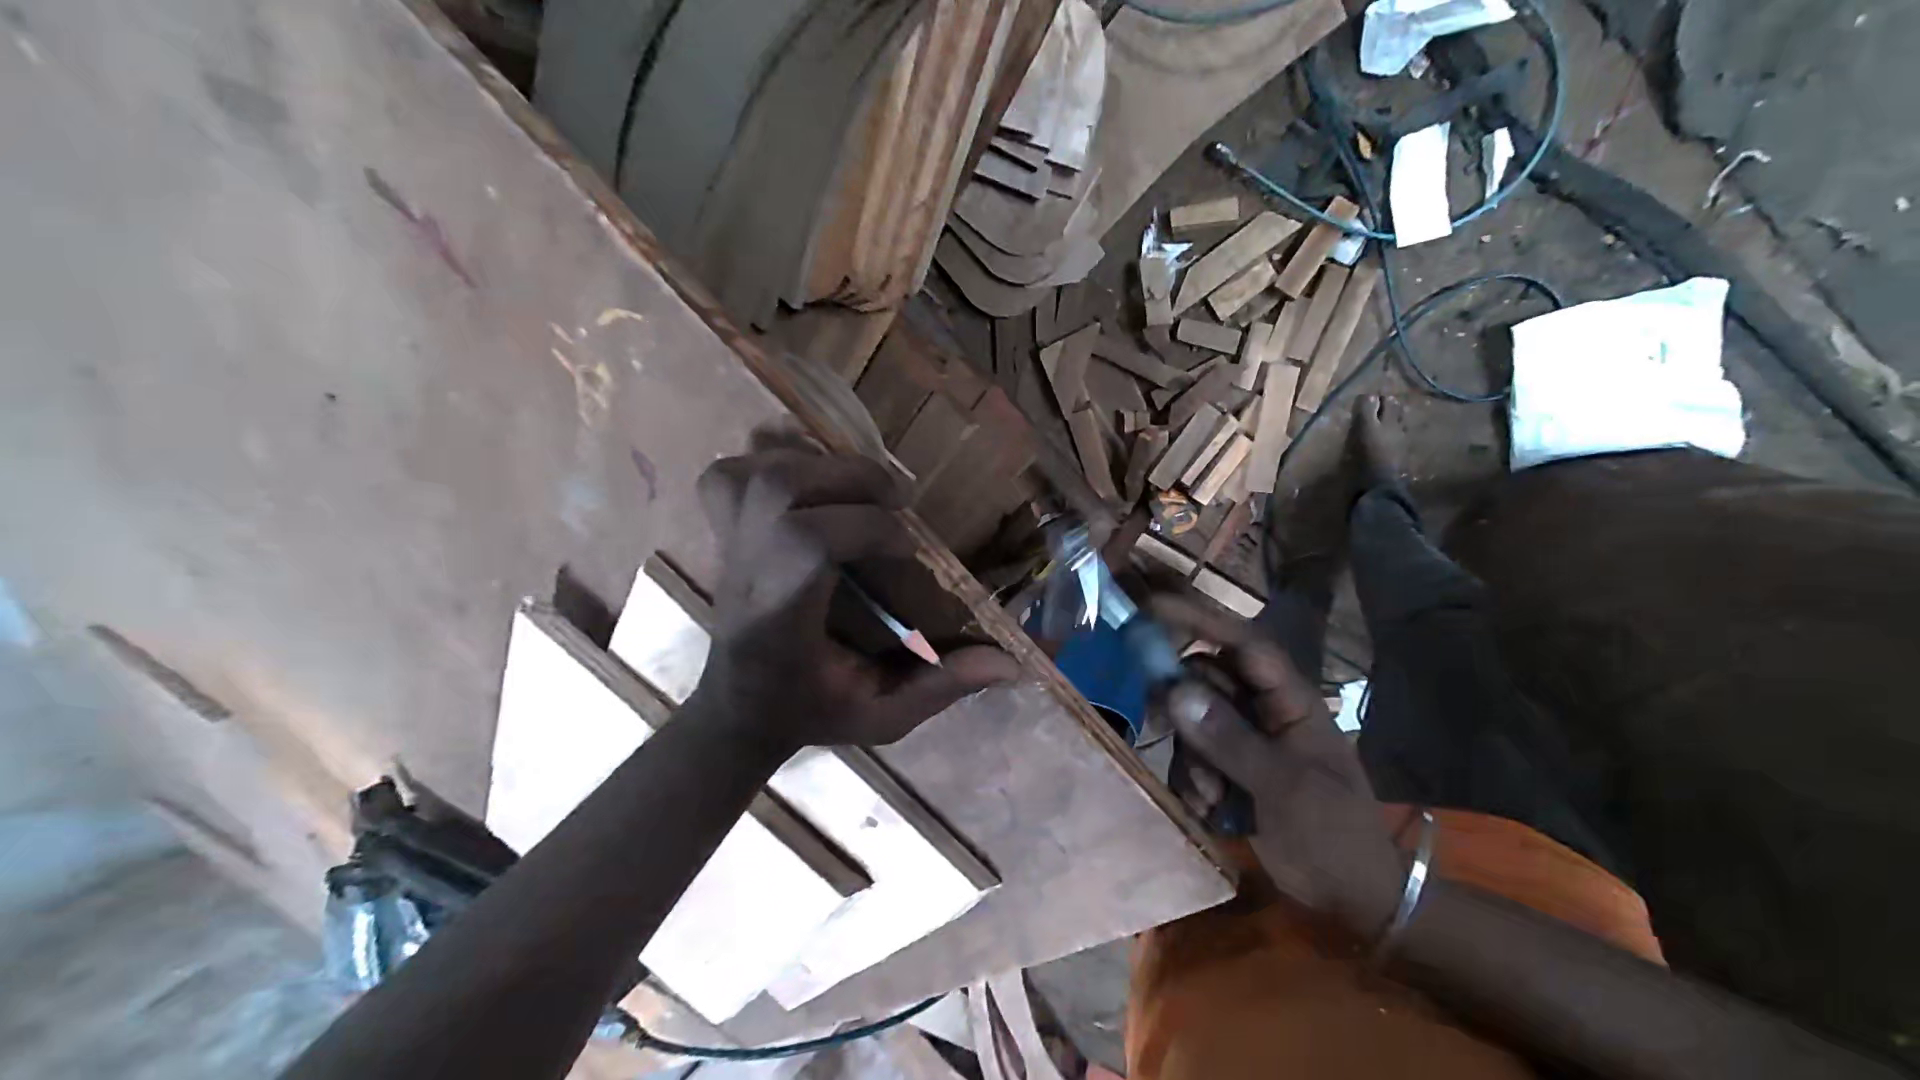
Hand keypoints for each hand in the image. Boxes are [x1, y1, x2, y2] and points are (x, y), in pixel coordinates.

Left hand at [690, 439, 1020, 749]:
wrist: (738, 711)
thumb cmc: (811, 713)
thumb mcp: (882, 715)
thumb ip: (940, 689)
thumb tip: (1010, 664)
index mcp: (783, 618)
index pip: (808, 543)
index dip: (869, 529)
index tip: (907, 549)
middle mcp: (748, 573)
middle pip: (779, 487)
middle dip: (848, 477)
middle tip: (895, 499)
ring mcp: (728, 548)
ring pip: (754, 473)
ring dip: (816, 462)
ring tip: (859, 487)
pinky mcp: (723, 534)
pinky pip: (729, 475)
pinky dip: (768, 460)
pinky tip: (809, 481)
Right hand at [1151, 595, 1408, 935]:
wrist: (1351, 896)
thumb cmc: (1333, 833)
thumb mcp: (1285, 787)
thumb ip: (1229, 739)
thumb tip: (1176, 692)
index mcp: (1289, 701)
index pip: (1242, 643)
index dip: (1200, 619)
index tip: (1152, 608)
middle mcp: (1262, 709)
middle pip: (1204, 680)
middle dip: (1184, 709)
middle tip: (1163, 728)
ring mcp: (1244, 738)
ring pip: (1191, 719)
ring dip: (1192, 759)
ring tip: (1212, 798)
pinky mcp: (1229, 767)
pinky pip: (1191, 755)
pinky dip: (1192, 781)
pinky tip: (1211, 811)